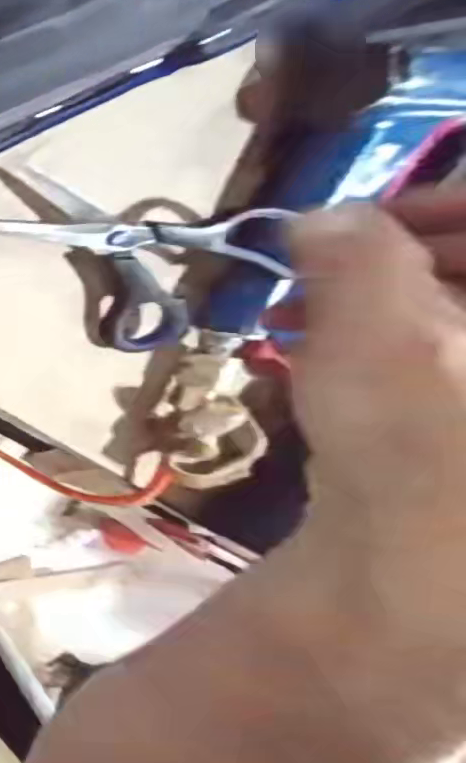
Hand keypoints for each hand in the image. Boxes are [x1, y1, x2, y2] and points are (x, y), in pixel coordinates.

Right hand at [281, 192, 465, 651]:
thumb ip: (352, 258)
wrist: (432, 560)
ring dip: (396, 297)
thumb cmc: (413, 442)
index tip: (355, 222)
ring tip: (312, 319)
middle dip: (403, 255)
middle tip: (318, 275)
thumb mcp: (367, 336)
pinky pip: (459, 347)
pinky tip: (348, 355)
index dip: (441, 202)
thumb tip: (325, 213)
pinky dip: (411, 335)